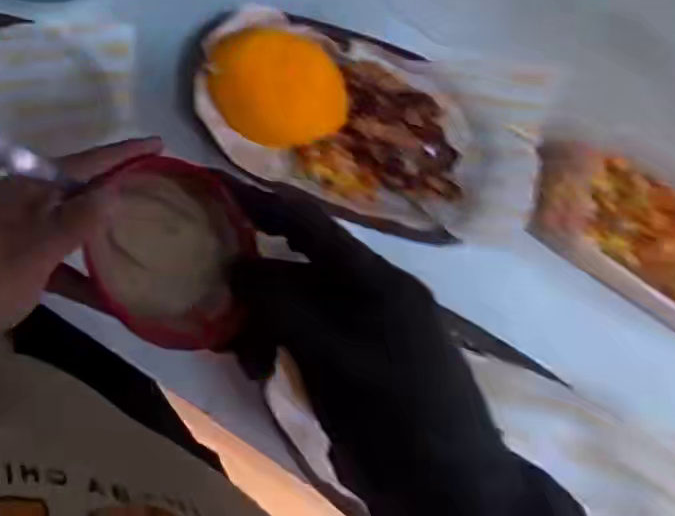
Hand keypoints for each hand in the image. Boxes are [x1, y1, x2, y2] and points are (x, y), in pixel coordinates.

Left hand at [0, 137, 162, 349]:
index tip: (160, 143)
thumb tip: (115, 189)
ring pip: (69, 222)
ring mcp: (16, 227)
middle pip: (81, 186)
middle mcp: (26, 198)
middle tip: (156, 184)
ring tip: (137, 231)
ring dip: (100, 228)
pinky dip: (75, 270)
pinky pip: (52, 256)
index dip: (125, 152)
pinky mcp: (8, 255)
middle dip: (117, 184)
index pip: (89, 161)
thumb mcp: (34, 253)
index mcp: (32, 186)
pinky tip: (102, 296)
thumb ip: (75, 222)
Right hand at [222, 178, 578, 515]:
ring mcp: (363, 324)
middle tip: (217, 301)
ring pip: (297, 304)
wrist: (456, 496)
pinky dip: (279, 344)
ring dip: (262, 324)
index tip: (220, 189)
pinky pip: (307, 333)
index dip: (264, 202)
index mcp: (375, 278)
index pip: (312, 223)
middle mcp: (368, 291)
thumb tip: (237, 267)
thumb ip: (283, 309)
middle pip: (298, 266)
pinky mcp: (356, 355)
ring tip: (243, 360)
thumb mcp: (334, 361)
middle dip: (255, 284)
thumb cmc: (400, 418)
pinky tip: (261, 369)